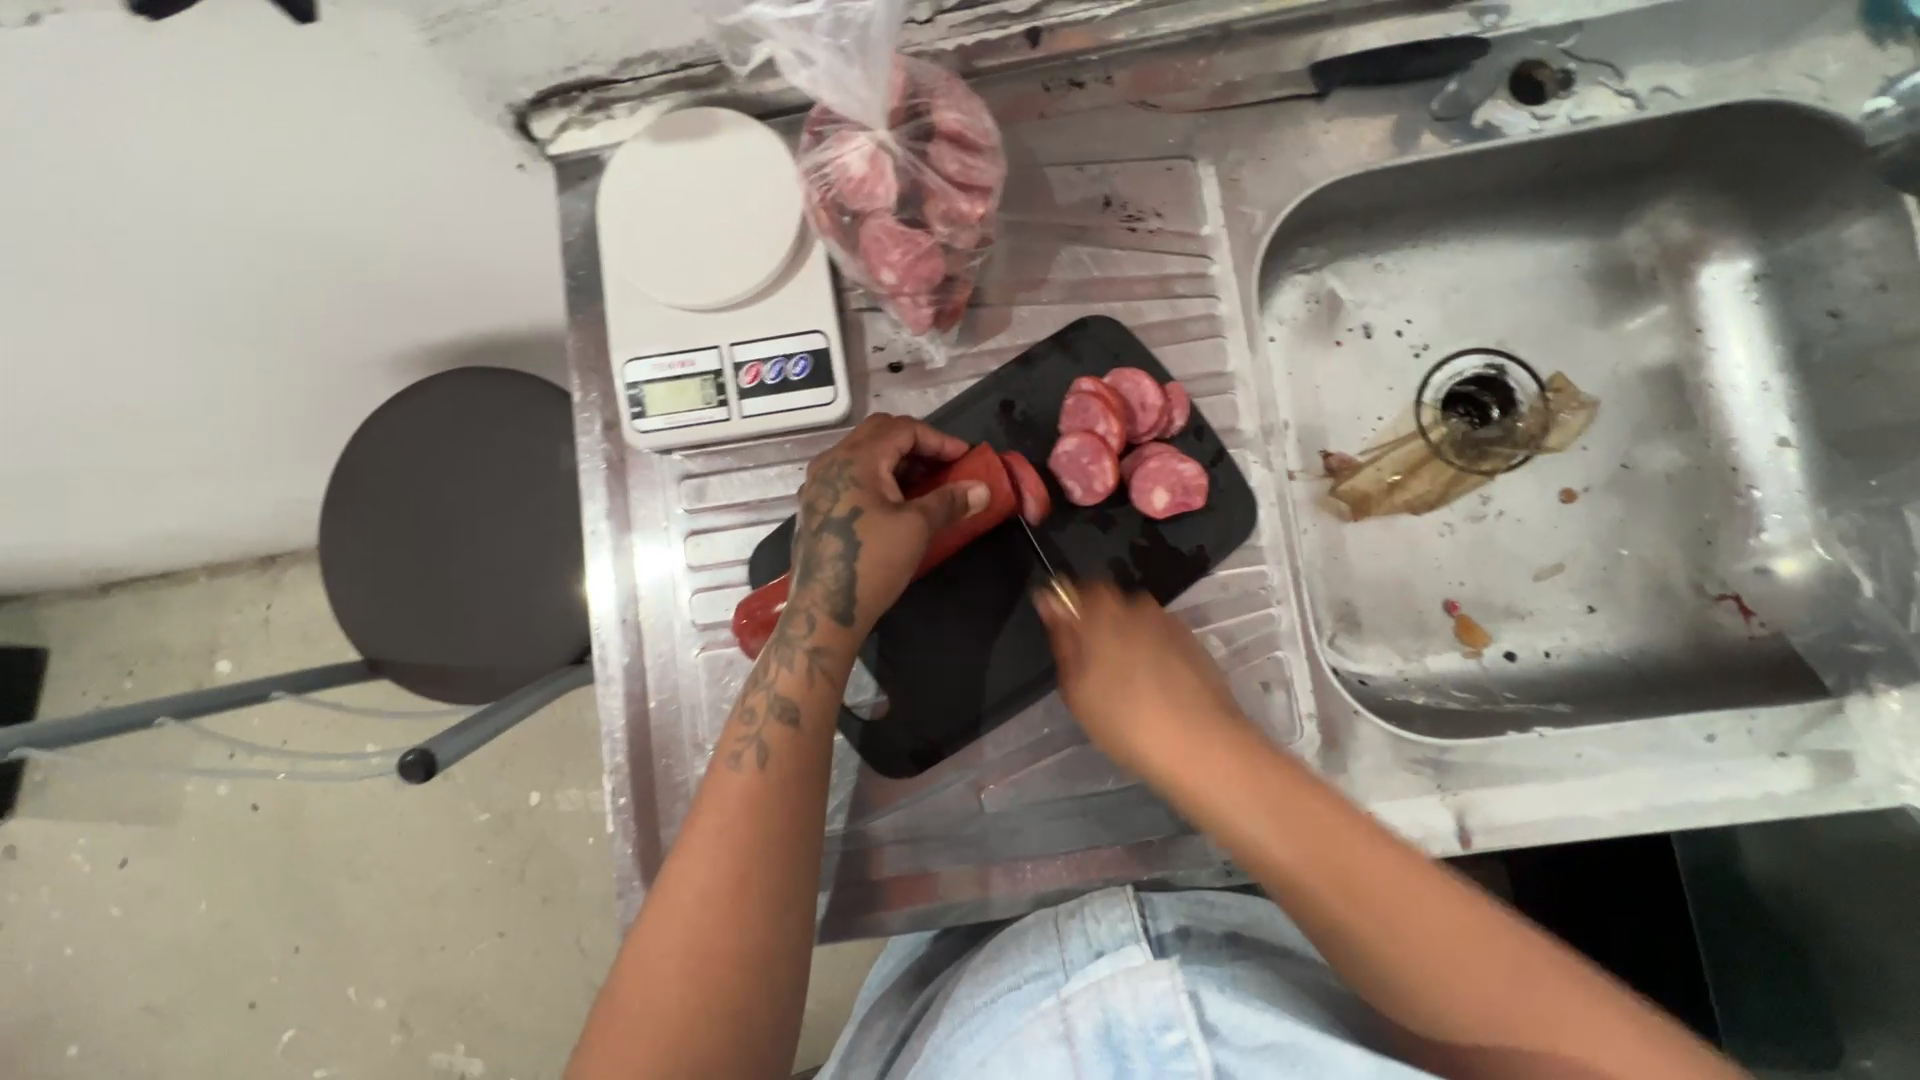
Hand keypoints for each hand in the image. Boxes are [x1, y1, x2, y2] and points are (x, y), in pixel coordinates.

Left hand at [785, 414, 989, 647]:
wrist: (826, 609)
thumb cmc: (873, 562)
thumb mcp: (917, 528)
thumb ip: (950, 501)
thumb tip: (982, 489)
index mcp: (855, 459)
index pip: (902, 429)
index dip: (938, 440)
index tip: (965, 457)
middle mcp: (831, 462)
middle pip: (879, 434)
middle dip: (916, 445)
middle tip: (945, 465)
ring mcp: (818, 485)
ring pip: (863, 455)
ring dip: (897, 462)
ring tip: (926, 485)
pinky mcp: (816, 507)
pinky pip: (850, 477)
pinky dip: (878, 478)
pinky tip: (896, 504)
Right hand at [1034, 582, 1252, 774]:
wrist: (1200, 743)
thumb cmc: (1125, 721)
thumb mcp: (1076, 690)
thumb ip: (1063, 641)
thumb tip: (1051, 604)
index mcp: (1101, 612)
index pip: (1076, 589)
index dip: (1069, 609)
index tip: (1065, 636)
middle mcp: (1136, 606)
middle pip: (1109, 602)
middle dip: (1099, 624)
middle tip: (1095, 666)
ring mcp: (1168, 622)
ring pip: (1137, 619)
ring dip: (1128, 637)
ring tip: (1128, 680)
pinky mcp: (1193, 640)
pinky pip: (1161, 635)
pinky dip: (1153, 651)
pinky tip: (1156, 687)